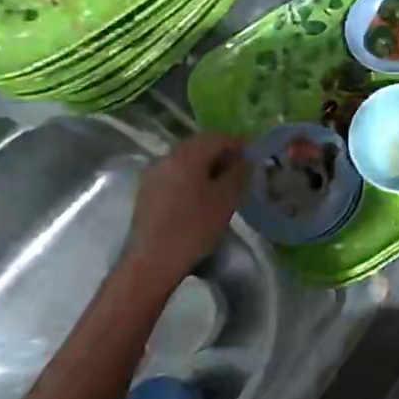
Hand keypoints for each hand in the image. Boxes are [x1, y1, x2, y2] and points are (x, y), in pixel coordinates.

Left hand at [127, 133, 247, 273]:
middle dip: (220, 153)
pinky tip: (200, 194)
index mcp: (187, 155)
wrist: (153, 261)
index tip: (252, 156)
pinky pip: (174, 174)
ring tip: (221, 183)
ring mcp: (153, 174)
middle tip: (239, 168)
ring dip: (205, 165)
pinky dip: (190, 176)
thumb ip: (238, 173)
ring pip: (185, 160)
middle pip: (198, 145)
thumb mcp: (226, 198)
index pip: (217, 138)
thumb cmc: (194, 226)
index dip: (238, 143)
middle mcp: (166, 157)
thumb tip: (243, 160)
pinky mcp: (146, 191)